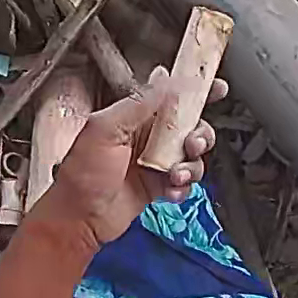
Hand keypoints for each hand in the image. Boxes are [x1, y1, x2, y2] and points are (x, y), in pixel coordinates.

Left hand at [34, 65, 228, 249]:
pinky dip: (183, 187)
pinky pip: (186, 182)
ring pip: (192, 157)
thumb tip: (165, 78)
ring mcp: (155, 163)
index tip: (217, 89)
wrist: (80, 219)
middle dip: (199, 135)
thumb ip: (138, 103)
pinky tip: (171, 191)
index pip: (170, 97)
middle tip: (192, 144)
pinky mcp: (159, 187)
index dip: (196, 92)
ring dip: (191, 166)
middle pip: (191, 127)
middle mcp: (148, 137)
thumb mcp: (106, 129)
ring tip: (175, 175)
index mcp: (134, 117)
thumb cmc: (83, 174)